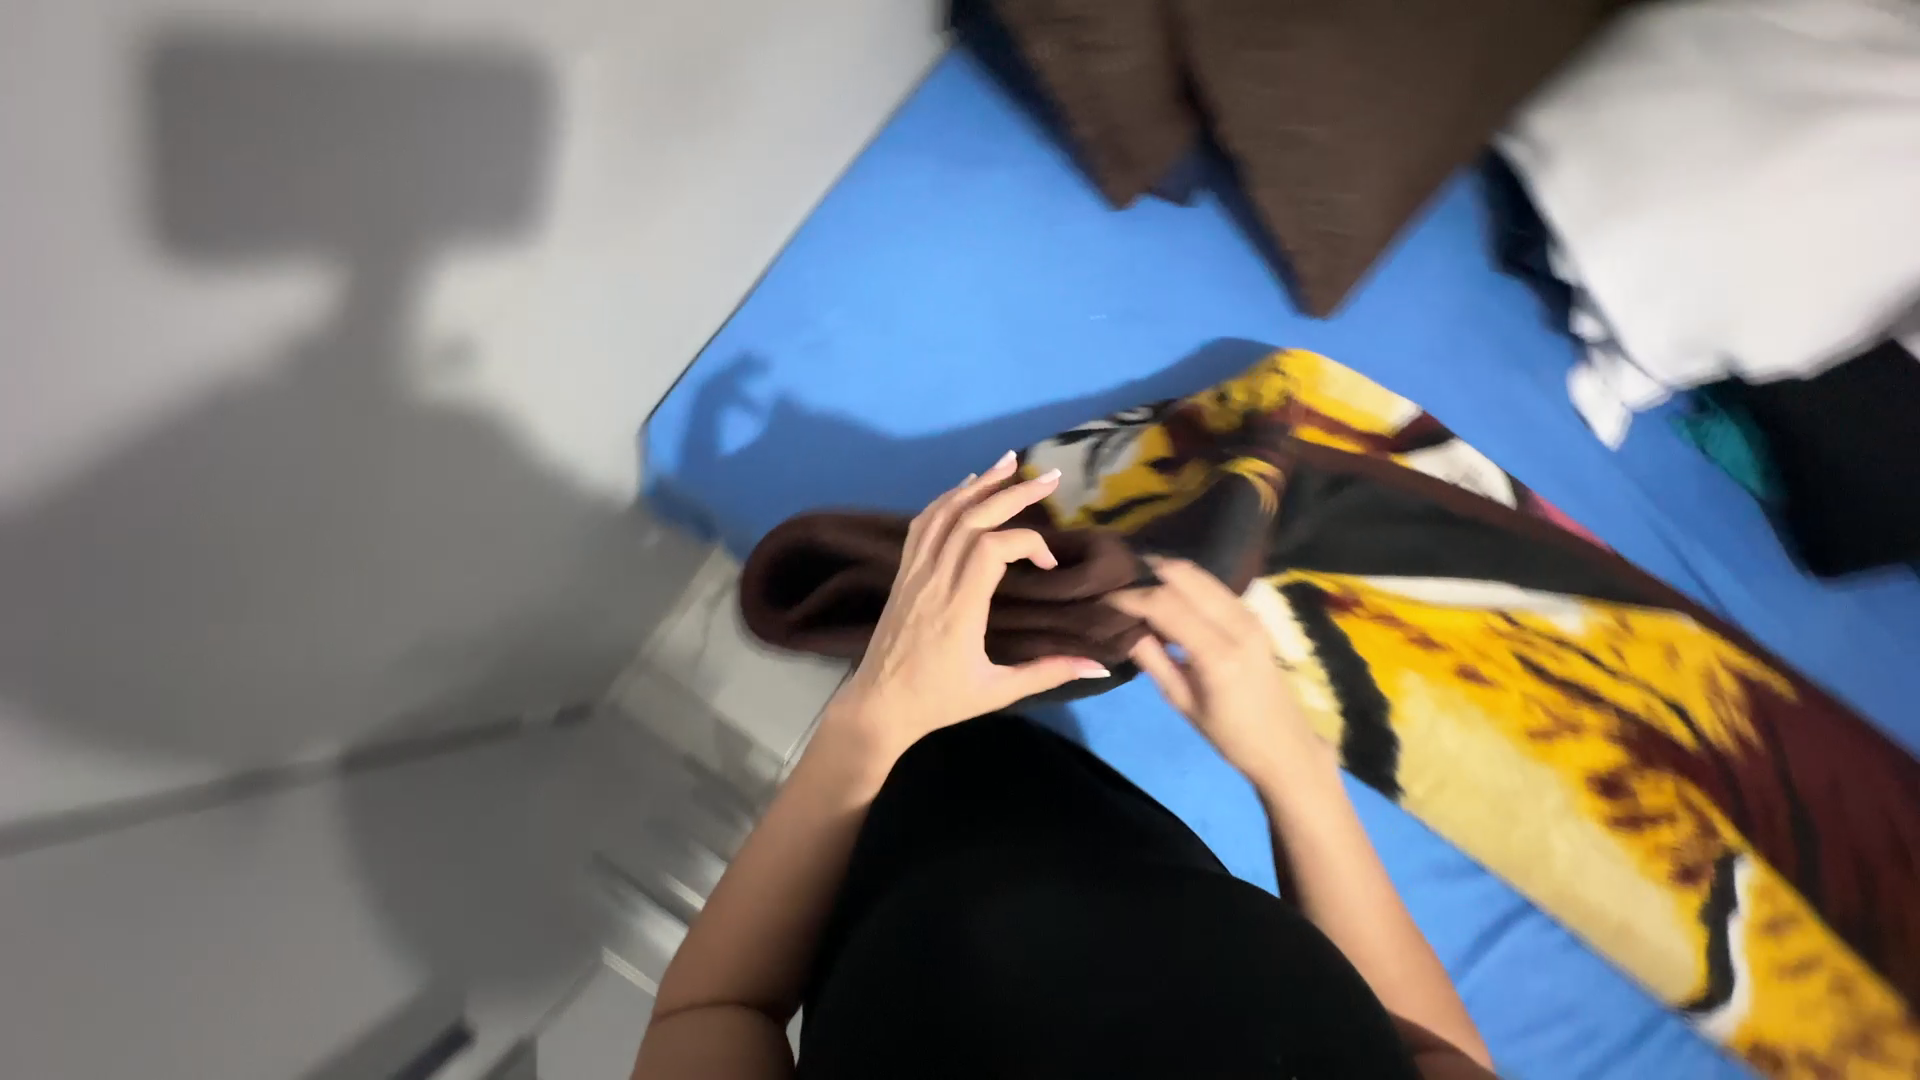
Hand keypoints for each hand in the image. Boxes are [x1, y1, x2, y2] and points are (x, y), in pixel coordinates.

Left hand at [819, 451, 1110, 766]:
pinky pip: (923, 525)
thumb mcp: (997, 692)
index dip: (1028, 543)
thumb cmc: (939, 701)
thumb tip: (1100, 664)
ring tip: (1009, 462)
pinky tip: (966, 487)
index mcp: (959, 608)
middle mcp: (935, 581)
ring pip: (944, 514)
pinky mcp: (903, 574)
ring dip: (979, 485)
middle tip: (1050, 477)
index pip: (993, 548)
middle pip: (972, 520)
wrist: (879, 705)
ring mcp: (914, 573)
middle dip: (1013, 493)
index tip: (1047, 565)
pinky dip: (946, 500)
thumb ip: (1048, 672)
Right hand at [1110, 556, 1335, 783]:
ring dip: (1164, 573)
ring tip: (1134, 583)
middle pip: (1183, 575)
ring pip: (1198, 573)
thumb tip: (1120, 627)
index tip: (1101, 597)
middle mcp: (1237, 624)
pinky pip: (1210, 584)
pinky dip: (1182, 582)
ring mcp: (1249, 614)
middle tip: (1115, 582)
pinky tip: (1163, 593)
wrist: (1286, 744)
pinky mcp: (1252, 613)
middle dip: (1145, 572)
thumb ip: (1151, 659)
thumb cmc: (1229, 734)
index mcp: (1217, 654)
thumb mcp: (1181, 701)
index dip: (1129, 596)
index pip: (1165, 604)